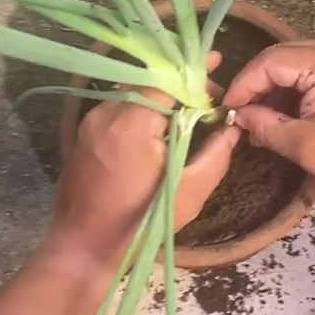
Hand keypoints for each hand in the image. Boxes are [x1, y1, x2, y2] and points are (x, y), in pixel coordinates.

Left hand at [53, 59, 238, 262]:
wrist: (84, 248)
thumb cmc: (140, 224)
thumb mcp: (189, 192)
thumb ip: (215, 155)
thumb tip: (231, 128)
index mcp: (131, 122)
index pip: (166, 78)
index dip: (194, 72)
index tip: (217, 66)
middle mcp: (105, 113)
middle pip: (147, 81)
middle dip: (178, 83)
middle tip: (207, 95)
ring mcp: (89, 123)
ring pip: (130, 93)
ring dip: (158, 96)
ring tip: (186, 111)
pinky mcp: (83, 135)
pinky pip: (116, 109)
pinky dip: (139, 109)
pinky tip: (158, 128)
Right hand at [222, 39, 314, 209]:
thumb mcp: (305, 146)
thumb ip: (266, 125)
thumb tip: (240, 117)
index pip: (272, 60)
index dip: (245, 83)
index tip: (228, 109)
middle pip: (288, 54)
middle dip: (261, 83)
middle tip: (243, 113)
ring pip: (305, 61)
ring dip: (282, 86)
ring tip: (265, 117)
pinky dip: (304, 87)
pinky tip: (292, 112)